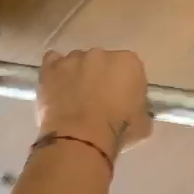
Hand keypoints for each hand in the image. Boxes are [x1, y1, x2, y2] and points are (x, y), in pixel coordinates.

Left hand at [35, 49, 152, 159]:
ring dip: (78, 75)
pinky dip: (56, 71)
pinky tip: (58, 86)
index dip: (126, 85)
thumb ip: (141, 109)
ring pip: (77, 62)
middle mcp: (101, 54)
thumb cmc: (118, 131)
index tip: (122, 101)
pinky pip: (53, 61)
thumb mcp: (144, 123)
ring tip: (75, 98)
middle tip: (99, 101)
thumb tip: (136, 111)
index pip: (130, 69)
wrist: (80, 139)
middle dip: (101, 77)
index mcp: (129, 63)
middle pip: (103, 62)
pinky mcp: (50, 67)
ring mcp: (73, 59)